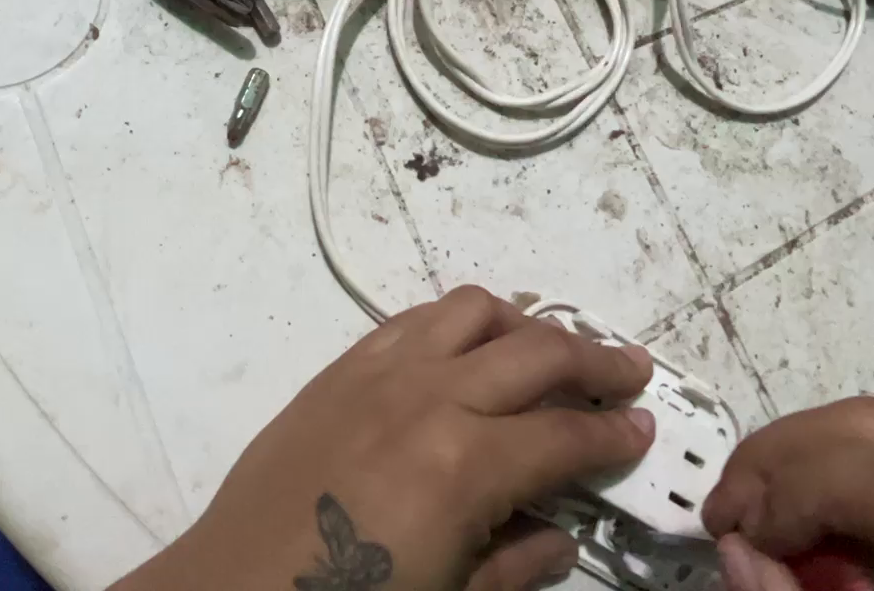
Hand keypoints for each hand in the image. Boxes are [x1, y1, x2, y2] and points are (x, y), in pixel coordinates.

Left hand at [112, 286, 655, 590]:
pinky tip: (468, 343)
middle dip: (594, 358)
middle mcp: (432, 394)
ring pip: (474, 310)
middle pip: (536, 352)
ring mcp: (384, 368)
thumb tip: (562, 532)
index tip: (643, 426)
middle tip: (629, 366)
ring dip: (523, 322)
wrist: (231, 589)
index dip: (614, 432)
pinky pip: (414, 317)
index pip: (565, 435)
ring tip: (547, 344)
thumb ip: (515, 564)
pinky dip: (457, 320)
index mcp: (465, 463)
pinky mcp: (345, 361)